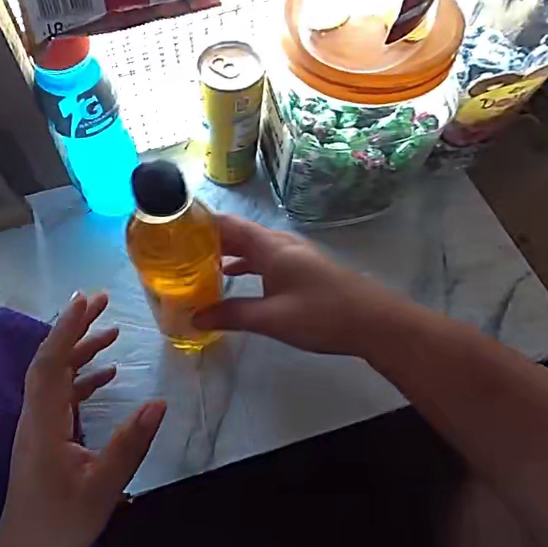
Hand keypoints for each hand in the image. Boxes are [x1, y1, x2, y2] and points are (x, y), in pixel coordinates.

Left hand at [0, 292, 164, 546]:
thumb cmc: (63, 522)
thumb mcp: (104, 485)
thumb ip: (131, 443)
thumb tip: (159, 403)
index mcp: (43, 422)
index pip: (51, 362)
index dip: (67, 328)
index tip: (86, 300)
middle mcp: (34, 415)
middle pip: (50, 360)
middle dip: (73, 328)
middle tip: (100, 300)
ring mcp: (37, 424)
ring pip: (55, 375)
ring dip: (79, 351)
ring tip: (111, 330)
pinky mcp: (44, 435)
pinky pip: (61, 395)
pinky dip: (81, 379)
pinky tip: (107, 374)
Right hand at [191, 215, 410, 357]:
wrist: (376, 323)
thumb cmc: (322, 315)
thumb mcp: (271, 318)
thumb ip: (231, 315)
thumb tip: (195, 317)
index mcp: (270, 246)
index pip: (226, 224)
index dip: (198, 223)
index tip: (171, 229)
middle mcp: (279, 243)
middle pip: (236, 233)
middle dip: (206, 240)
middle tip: (176, 250)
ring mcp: (293, 254)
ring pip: (250, 246)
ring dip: (225, 252)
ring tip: (196, 264)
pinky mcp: (301, 268)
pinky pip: (263, 258)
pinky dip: (244, 264)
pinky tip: (232, 277)